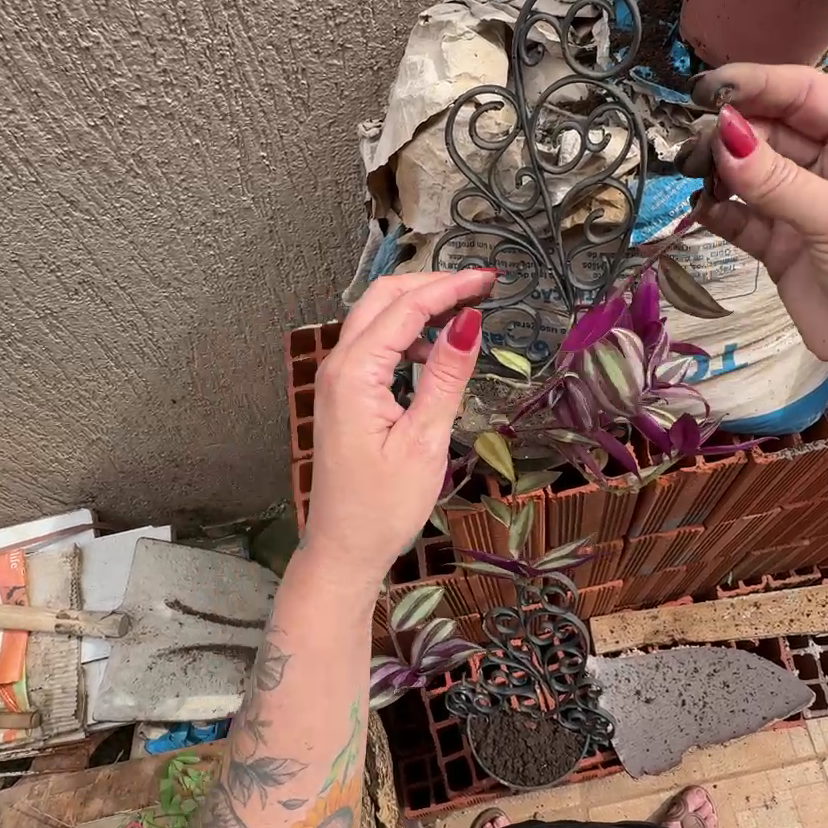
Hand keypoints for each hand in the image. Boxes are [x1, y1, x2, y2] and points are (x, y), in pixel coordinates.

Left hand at [300, 269, 495, 577]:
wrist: (345, 548)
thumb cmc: (384, 505)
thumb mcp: (424, 440)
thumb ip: (446, 377)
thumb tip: (470, 322)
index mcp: (355, 373)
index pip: (406, 309)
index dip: (450, 287)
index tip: (490, 279)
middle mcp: (338, 366)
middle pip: (383, 300)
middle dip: (431, 285)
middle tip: (479, 288)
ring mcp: (337, 379)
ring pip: (377, 320)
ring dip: (419, 309)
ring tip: (464, 316)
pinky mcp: (345, 394)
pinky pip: (375, 347)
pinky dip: (408, 337)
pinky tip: (435, 356)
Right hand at [681, 64, 827, 398]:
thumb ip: (778, 181)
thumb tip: (723, 136)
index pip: (808, 95)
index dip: (758, 86)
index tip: (708, 88)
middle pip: (773, 133)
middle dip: (732, 134)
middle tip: (692, 141)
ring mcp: (807, 207)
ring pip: (753, 175)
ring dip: (721, 172)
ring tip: (690, 172)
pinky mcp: (783, 247)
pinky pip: (744, 220)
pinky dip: (721, 213)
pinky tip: (701, 209)